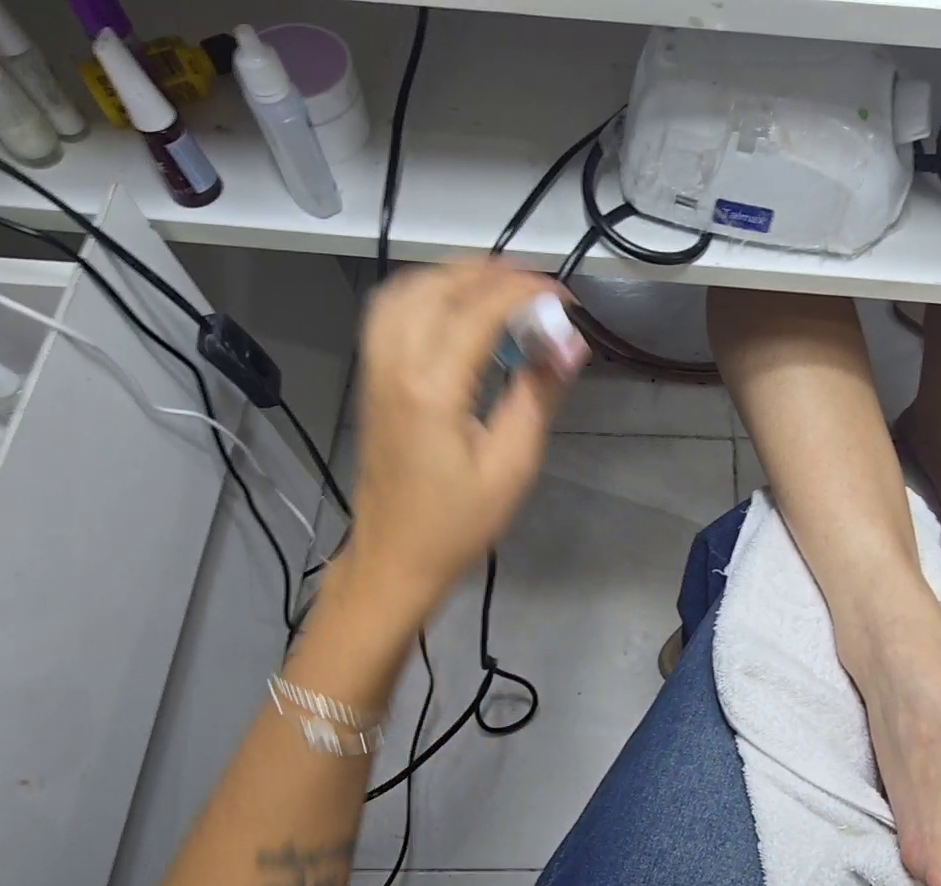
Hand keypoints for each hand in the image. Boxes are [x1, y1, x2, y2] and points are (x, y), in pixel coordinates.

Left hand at [336, 260, 588, 605]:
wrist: (394, 558)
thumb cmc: (458, 522)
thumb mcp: (512, 466)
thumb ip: (538, 395)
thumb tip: (570, 345)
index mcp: (432, 388)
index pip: (480, 311)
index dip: (526, 293)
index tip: (564, 298)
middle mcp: (395, 365)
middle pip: (437, 286)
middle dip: (489, 274)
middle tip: (536, 288)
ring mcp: (375, 370)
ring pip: (404, 291)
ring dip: (451, 277)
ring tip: (496, 288)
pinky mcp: (370, 380)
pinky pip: (388, 313)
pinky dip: (422, 294)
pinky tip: (452, 310)